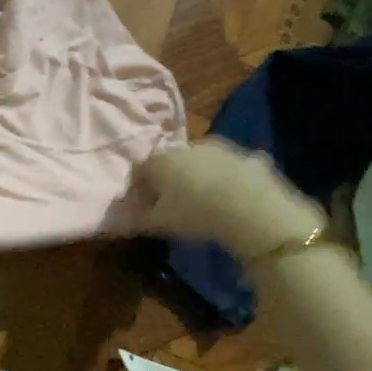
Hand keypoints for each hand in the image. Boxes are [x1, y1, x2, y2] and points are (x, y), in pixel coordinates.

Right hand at [135, 140, 325, 258]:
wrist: (254, 211)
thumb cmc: (196, 214)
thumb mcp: (158, 223)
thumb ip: (135, 218)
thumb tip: (116, 219)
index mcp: (161, 160)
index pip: (139, 170)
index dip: (137, 189)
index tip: (140, 207)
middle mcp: (188, 148)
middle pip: (169, 162)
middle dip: (167, 180)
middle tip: (170, 204)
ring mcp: (221, 149)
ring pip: (201, 162)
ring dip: (197, 176)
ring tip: (202, 200)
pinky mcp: (249, 157)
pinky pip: (232, 167)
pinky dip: (228, 177)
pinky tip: (232, 194)